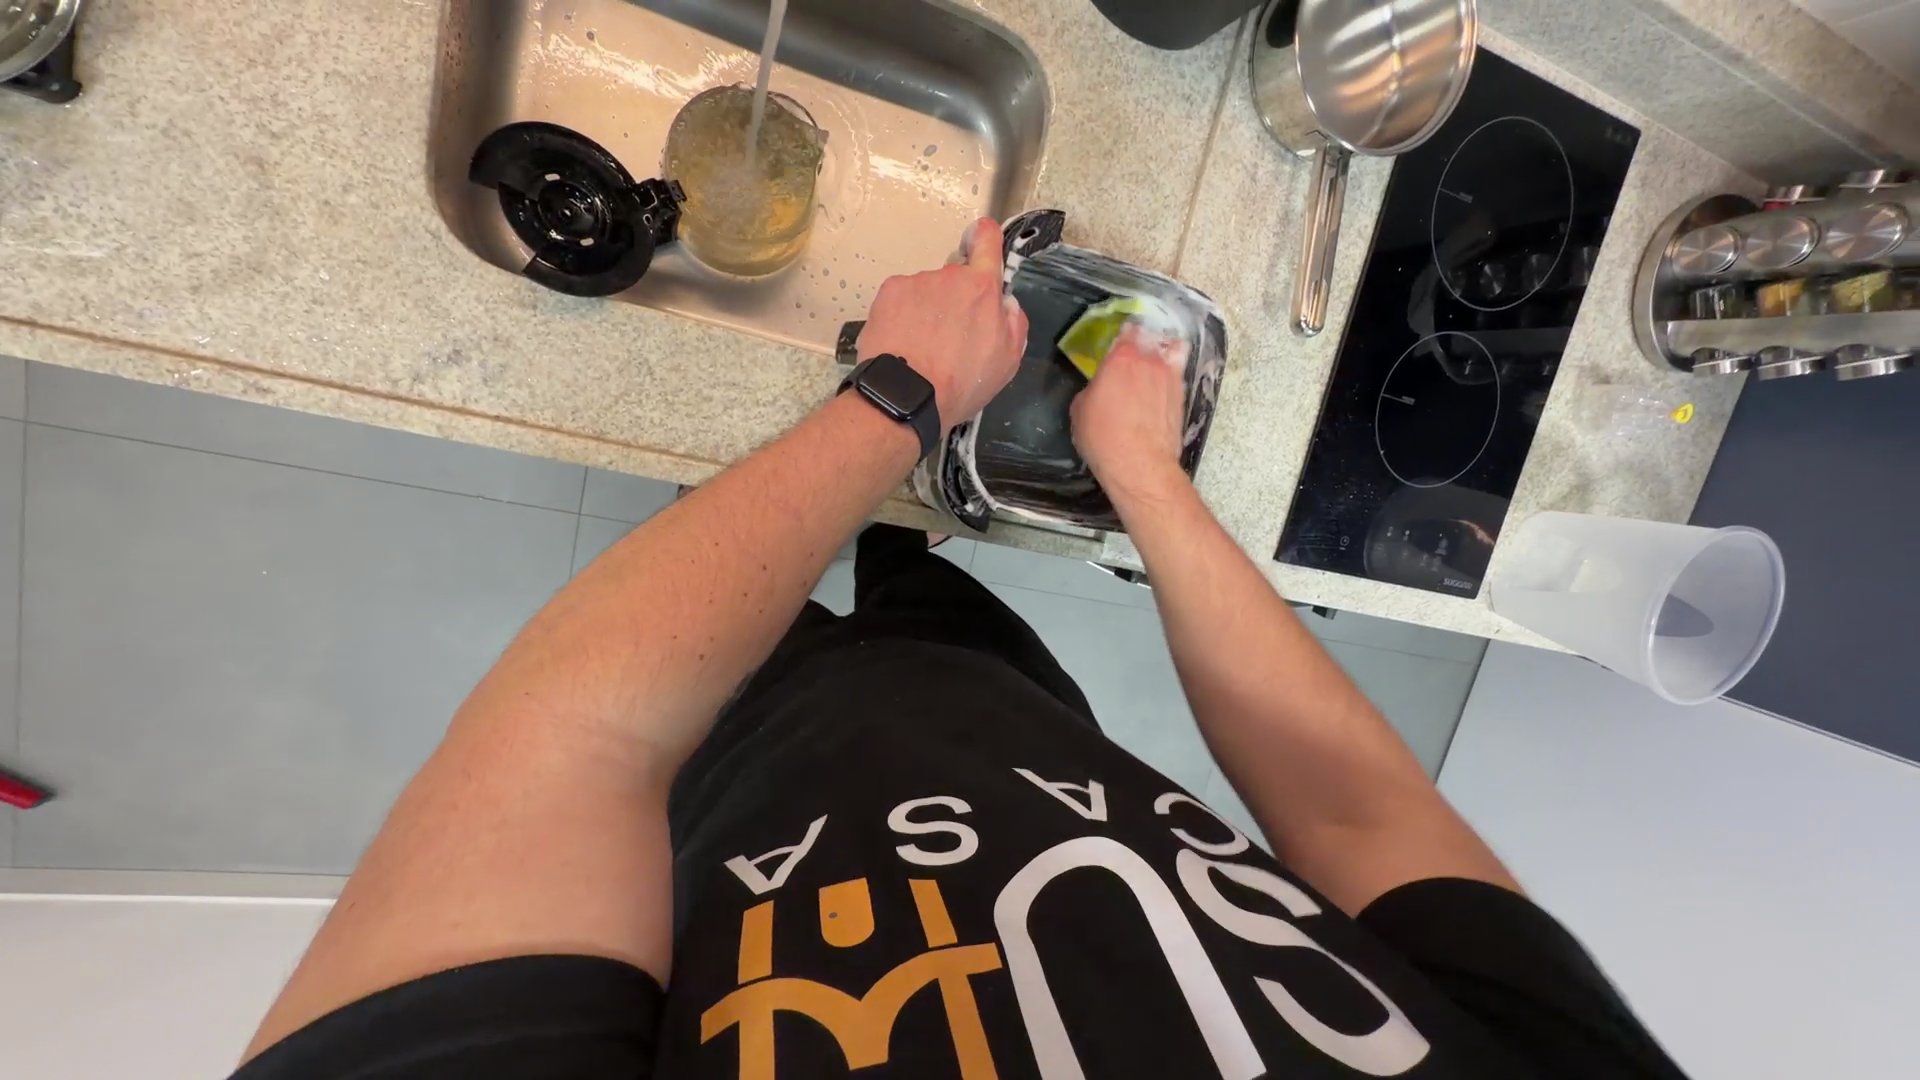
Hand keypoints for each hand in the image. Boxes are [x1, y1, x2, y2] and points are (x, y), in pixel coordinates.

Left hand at [857, 218, 1027, 430]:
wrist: (906, 396)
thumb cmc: (961, 383)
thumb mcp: (1007, 362)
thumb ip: (1013, 323)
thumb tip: (1005, 304)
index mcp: (982, 288)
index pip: (988, 241)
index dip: (985, 239)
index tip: (979, 244)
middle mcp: (949, 276)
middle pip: (954, 279)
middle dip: (954, 301)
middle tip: (948, 338)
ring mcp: (916, 282)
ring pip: (926, 291)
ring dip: (926, 311)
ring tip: (921, 348)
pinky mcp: (888, 293)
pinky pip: (901, 299)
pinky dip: (902, 316)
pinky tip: (902, 343)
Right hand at [1070, 324, 1191, 505]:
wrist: (1139, 464)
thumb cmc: (1102, 436)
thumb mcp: (1080, 409)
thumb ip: (1093, 389)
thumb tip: (1100, 389)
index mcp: (1120, 358)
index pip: (1126, 332)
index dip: (1123, 336)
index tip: (1118, 344)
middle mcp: (1149, 361)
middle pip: (1150, 341)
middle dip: (1142, 346)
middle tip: (1132, 360)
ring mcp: (1170, 377)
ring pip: (1171, 353)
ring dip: (1162, 356)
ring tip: (1153, 369)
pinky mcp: (1182, 396)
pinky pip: (1178, 376)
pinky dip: (1171, 377)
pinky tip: (1162, 389)